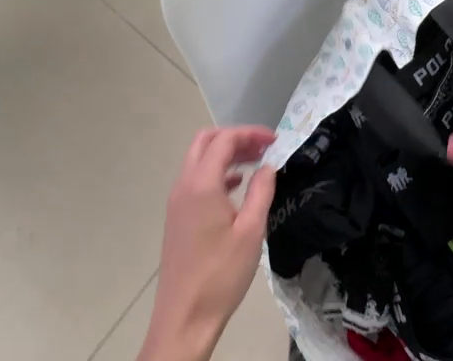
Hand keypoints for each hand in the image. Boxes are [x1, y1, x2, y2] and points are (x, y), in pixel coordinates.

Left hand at [142, 126, 277, 360]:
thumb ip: (261, 191)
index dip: (250, 134)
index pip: (224, 140)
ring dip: (225, 154)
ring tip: (255, 164)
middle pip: (205, 142)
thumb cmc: (221, 275)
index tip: (275, 140)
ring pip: (198, 160)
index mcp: (201, 184)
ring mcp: (177, 203)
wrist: (184, 318)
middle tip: (262, 148)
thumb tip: (267, 166)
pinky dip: (216, 173)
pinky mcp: (177, 218)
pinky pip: (195, 180)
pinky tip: (237, 188)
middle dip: (235, 138)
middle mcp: (184, 186)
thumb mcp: (251, 231)